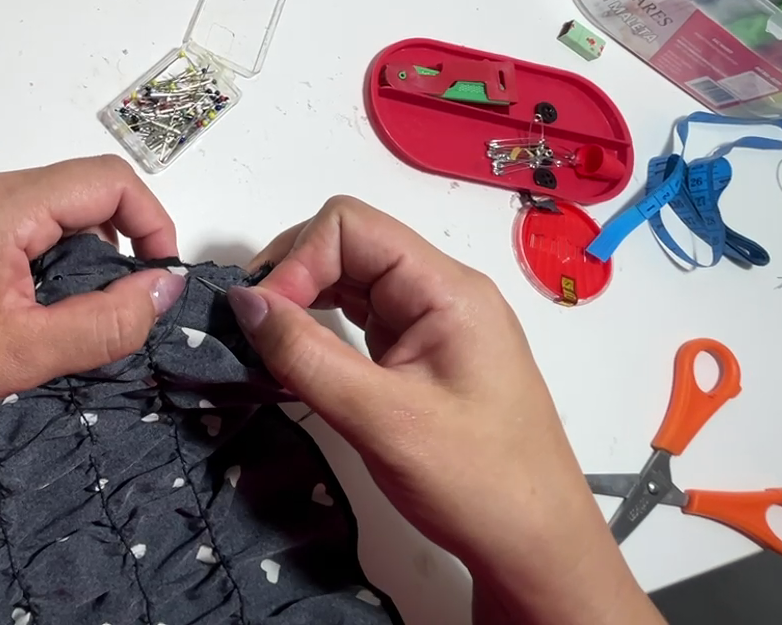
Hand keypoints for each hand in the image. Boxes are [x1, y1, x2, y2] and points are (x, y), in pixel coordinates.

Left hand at [0, 156, 186, 442]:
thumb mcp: (24, 355)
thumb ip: (106, 320)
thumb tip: (164, 287)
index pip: (105, 178)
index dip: (150, 219)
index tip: (157, 276)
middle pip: (78, 185)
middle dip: (118, 234)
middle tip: (119, 298)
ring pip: (51, 199)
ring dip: (82, 241)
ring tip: (76, 302)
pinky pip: (19, 213)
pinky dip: (48, 244)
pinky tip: (36, 294)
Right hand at [225, 197, 659, 624]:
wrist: (540, 555)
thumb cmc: (474, 483)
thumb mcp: (381, 419)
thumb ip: (305, 353)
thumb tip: (242, 299)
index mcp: (445, 288)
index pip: (350, 226)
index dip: (298, 258)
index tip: (268, 315)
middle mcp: (438, 288)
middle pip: (345, 242)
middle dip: (293, 273)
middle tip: (260, 327)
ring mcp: (428, 316)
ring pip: (346, 273)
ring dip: (301, 296)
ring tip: (271, 338)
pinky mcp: (417, 345)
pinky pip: (355, 308)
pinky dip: (318, 321)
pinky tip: (300, 350)